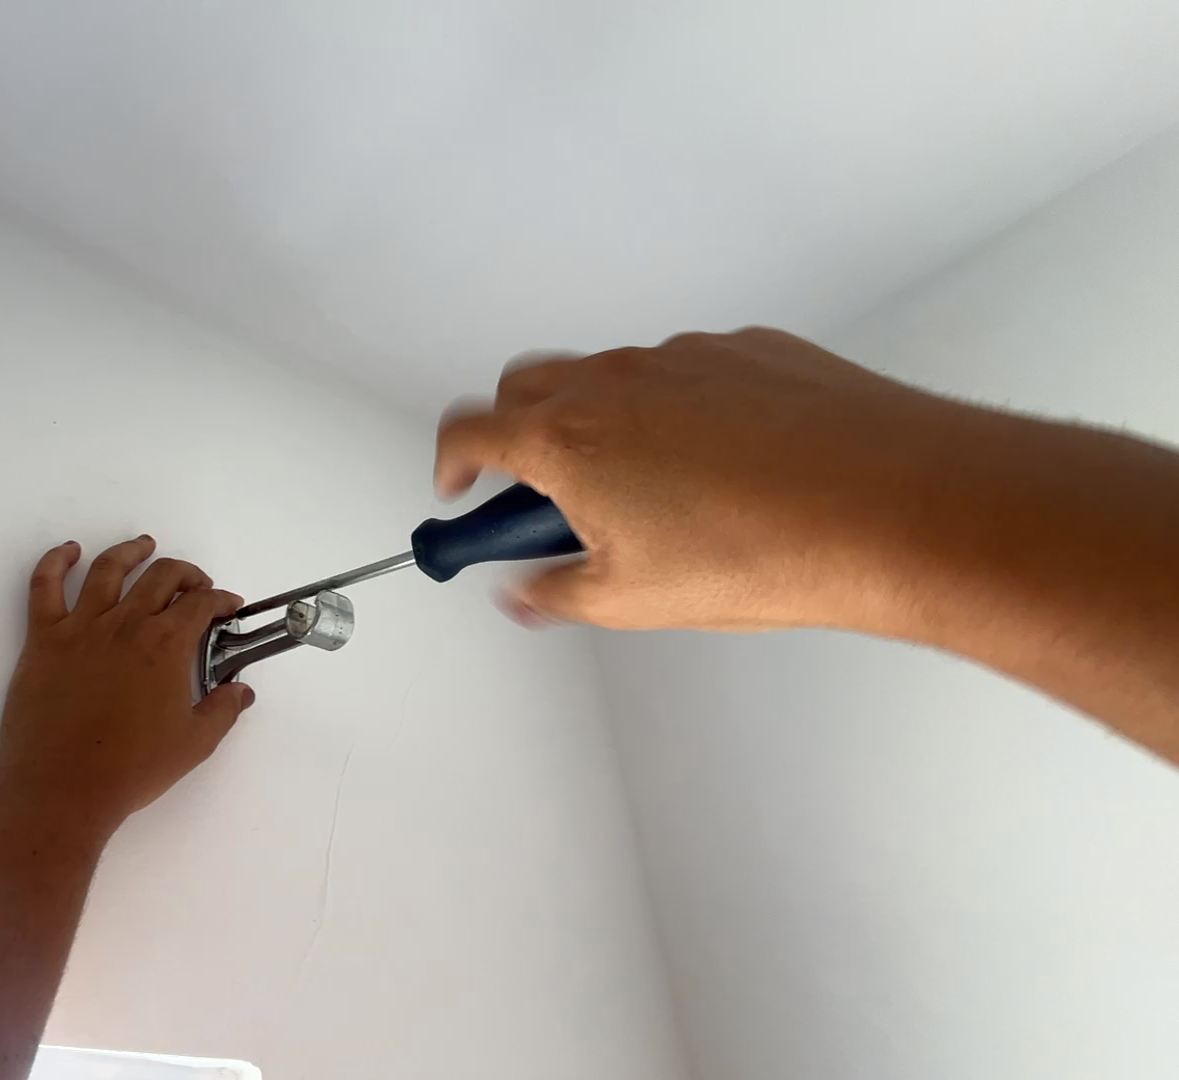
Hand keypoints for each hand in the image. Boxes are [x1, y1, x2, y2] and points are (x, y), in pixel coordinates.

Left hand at [0, 537, 254, 834]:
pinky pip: (44, 586)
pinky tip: (70, 551)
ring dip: (131, 551)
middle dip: (187, 573)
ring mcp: (81, 626)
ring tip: (143, 545)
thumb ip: (223, 710)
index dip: (221, 599)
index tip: (227, 605)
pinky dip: (56, 560)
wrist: (63, 789)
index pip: (201, 604)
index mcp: (165, 645)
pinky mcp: (43, 638)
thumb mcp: (193, 744)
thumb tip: (242, 690)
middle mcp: (126, 623)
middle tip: (195, 584)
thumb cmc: (131, 769)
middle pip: (162, 577)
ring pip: (109, 569)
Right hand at [436, 327, 958, 631]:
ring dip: (587, 423)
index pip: (466, 431)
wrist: (910, 509)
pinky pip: (672, 372)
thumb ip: (549, 593)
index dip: (448, 463)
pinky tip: (708, 462)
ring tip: (638, 489)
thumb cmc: (768, 550)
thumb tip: (525, 591)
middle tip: (541, 494)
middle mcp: (612, 384)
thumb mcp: (626, 600)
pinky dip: (661, 409)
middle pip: (520, 389)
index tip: (457, 486)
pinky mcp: (744, 351)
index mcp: (566, 439)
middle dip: (509, 435)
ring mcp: (679, 360)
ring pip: (597, 378)